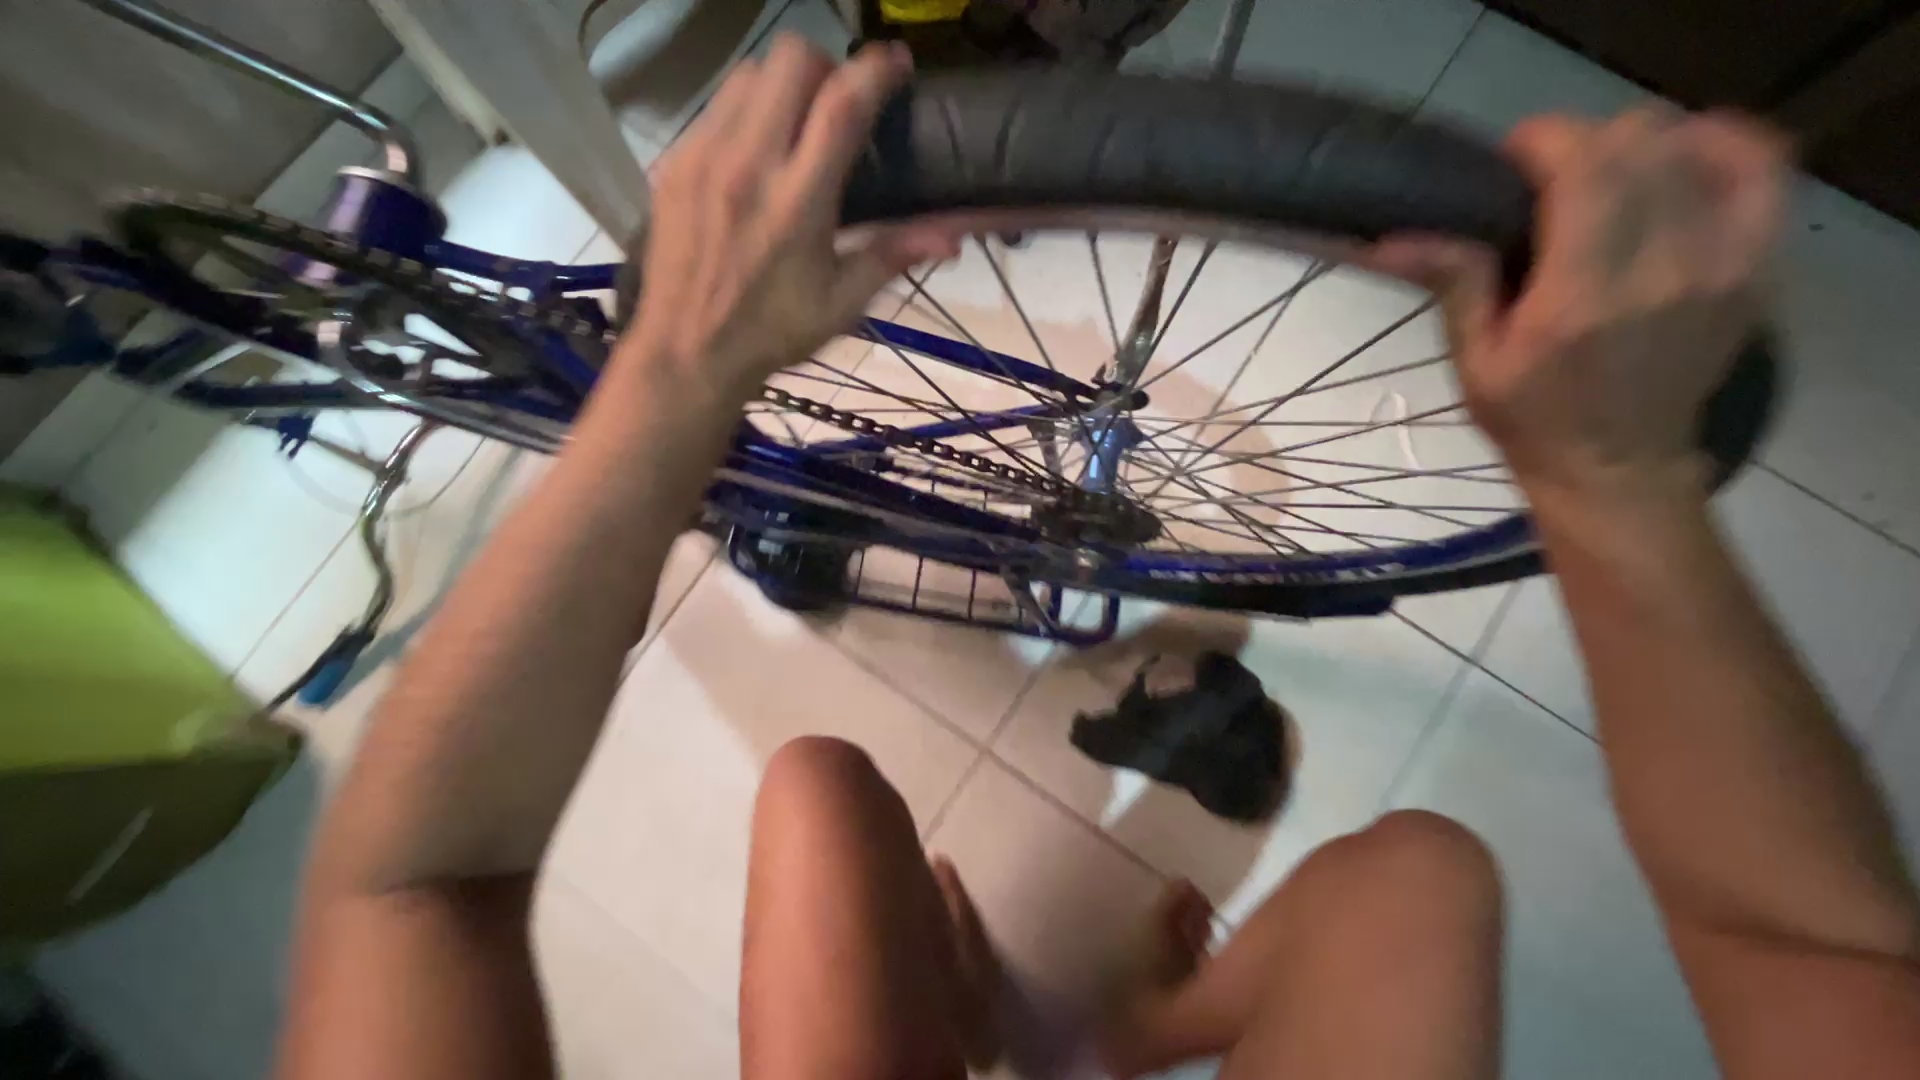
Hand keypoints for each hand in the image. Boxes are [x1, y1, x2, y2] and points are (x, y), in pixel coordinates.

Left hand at [618, 36, 960, 399]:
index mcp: (798, 203)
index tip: (897, 63)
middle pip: (790, 60)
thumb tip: (954, 236)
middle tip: (836, 107)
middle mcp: (748, 165)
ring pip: (748, 73)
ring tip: (793, 130)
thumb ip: (893, 256)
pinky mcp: (674, 163)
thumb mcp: (841, 304)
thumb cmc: (773, 333)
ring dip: (782, 87)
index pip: (841, 105)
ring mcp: (702, 157)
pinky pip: (715, 107)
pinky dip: (744, 113)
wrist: (687, 353)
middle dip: (825, 69)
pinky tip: (753, 158)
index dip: (875, 70)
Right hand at [1372, 109, 1786, 501]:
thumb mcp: (1475, 362)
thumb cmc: (1530, 420)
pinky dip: (1716, 149)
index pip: (1586, 167)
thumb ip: (1453, 283)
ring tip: (1605, 176)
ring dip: (1641, 145)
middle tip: (1546, 178)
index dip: (1544, 140)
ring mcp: (1724, 262)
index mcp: (1583, 297)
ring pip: (1698, 143)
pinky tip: (1674, 168)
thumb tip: (1386, 238)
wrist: (1618, 466)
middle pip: (1640, 143)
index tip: (1510, 158)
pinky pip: (1760, 168)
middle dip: (1583, 142)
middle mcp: (1665, 267)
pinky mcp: (1757, 264)